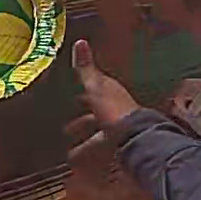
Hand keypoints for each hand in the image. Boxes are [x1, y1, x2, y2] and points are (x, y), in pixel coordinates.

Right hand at [64, 39, 141, 165]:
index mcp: (110, 90)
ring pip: (96, 130)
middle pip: (94, 110)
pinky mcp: (119, 143)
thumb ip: (86, 69)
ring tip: (66, 146)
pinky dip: (87, 150)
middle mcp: (115, 106)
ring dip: (83, 136)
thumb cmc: (114, 110)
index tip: (67, 95)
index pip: (94, 87)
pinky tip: (75, 158)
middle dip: (80, 117)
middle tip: (64, 125)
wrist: (136, 138)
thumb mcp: (96, 88)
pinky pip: (99, 145)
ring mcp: (118, 125)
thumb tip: (80, 41)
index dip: (81, 91)